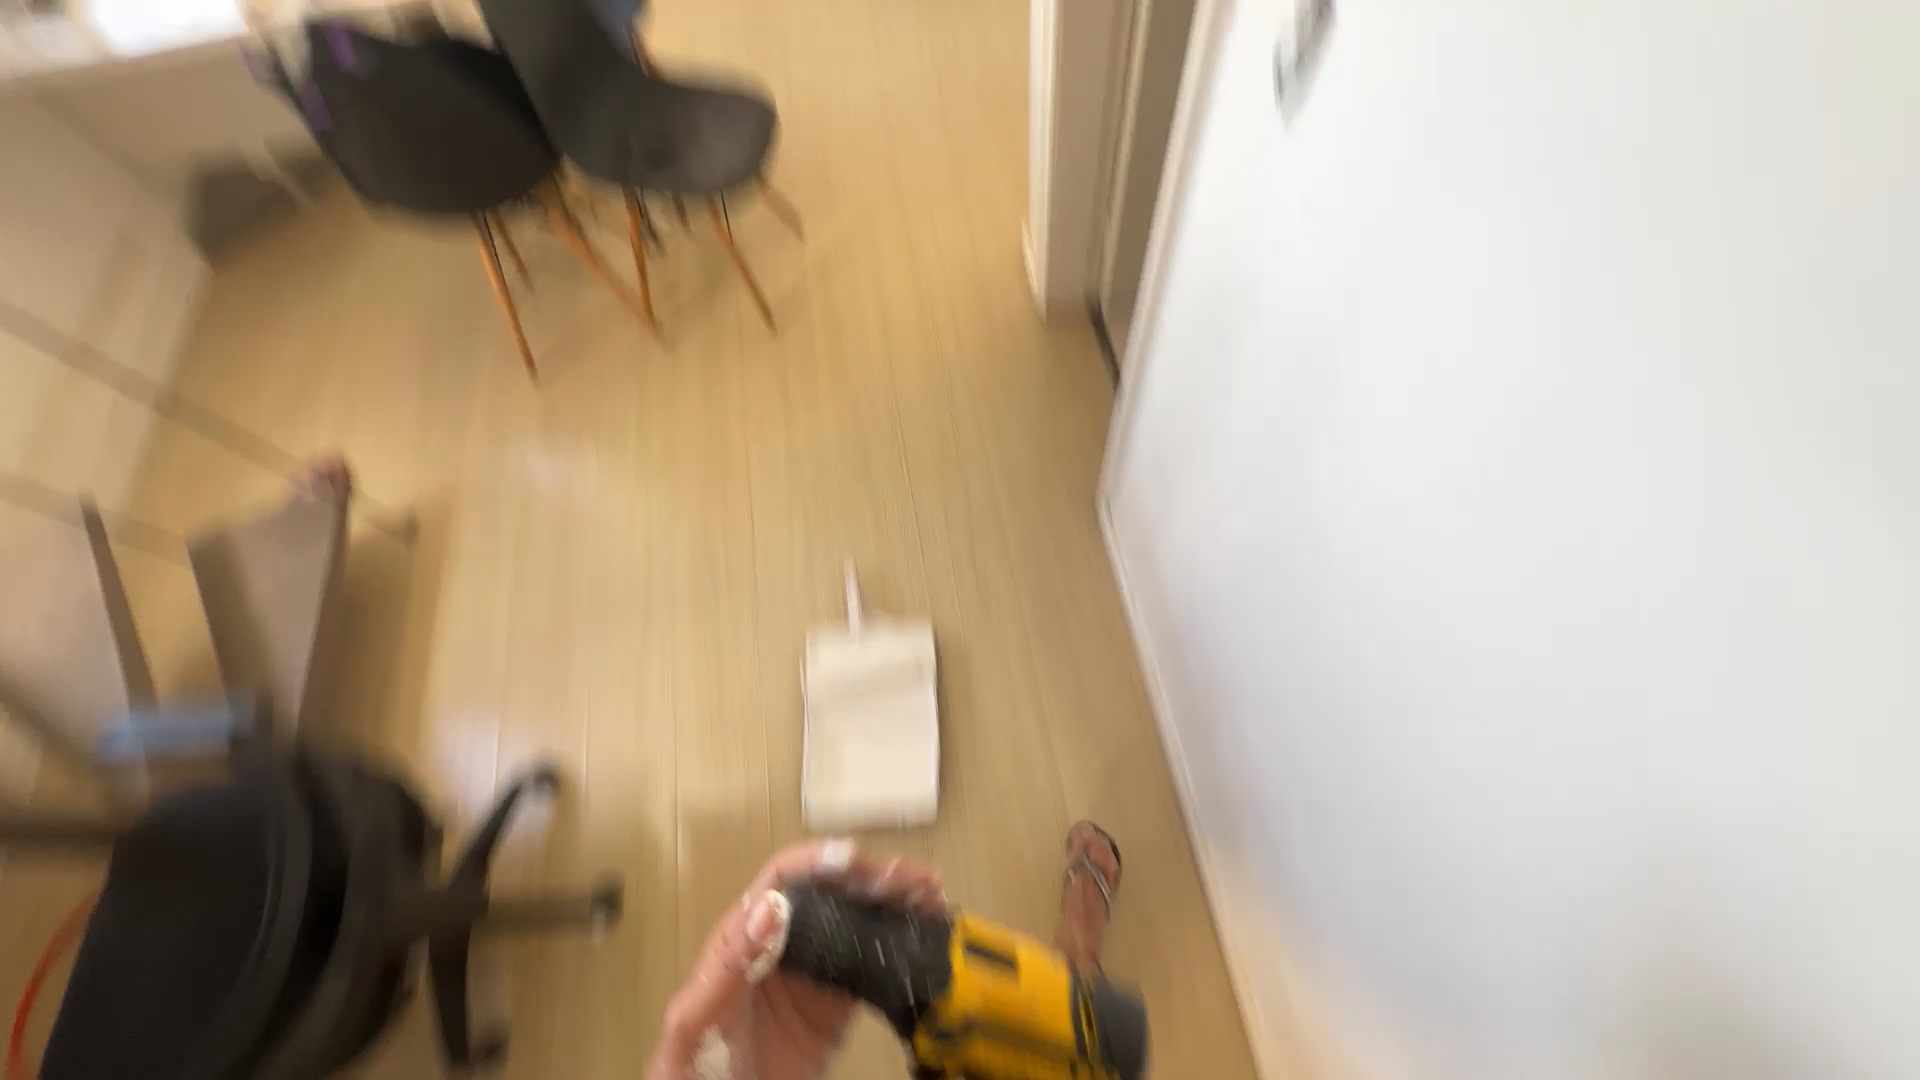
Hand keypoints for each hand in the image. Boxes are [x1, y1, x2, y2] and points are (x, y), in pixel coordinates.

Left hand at [646, 839, 947, 1079]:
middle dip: (871, 874)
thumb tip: (767, 908)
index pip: (783, 879)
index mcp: (744, 936)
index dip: (818, 861)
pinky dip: (901, 940)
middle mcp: (784, 943)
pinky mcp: (837, 1004)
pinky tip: (924, 928)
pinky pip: (873, 962)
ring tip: (928, 891)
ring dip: (893, 898)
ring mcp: (814, 971)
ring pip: (859, 917)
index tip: (853, 858)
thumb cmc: (692, 1073)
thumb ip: (726, 968)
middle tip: (905, 876)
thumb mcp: (695, 1022)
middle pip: (831, 890)